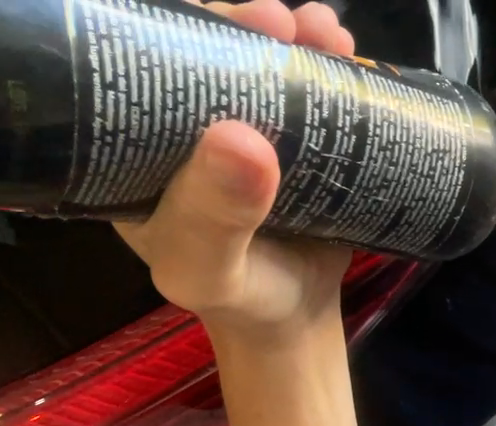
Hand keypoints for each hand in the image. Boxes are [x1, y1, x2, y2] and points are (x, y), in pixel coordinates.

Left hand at [115, 0, 356, 350]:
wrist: (292, 324)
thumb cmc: (236, 301)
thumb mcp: (206, 270)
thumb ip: (213, 218)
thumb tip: (243, 139)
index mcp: (143, 143)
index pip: (149, 61)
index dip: (184, 28)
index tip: (229, 19)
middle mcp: (192, 127)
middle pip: (215, 51)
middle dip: (249, 23)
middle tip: (286, 23)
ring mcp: (248, 133)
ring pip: (268, 68)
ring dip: (299, 38)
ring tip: (330, 33)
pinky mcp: (296, 147)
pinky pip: (312, 101)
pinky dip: (334, 73)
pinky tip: (353, 54)